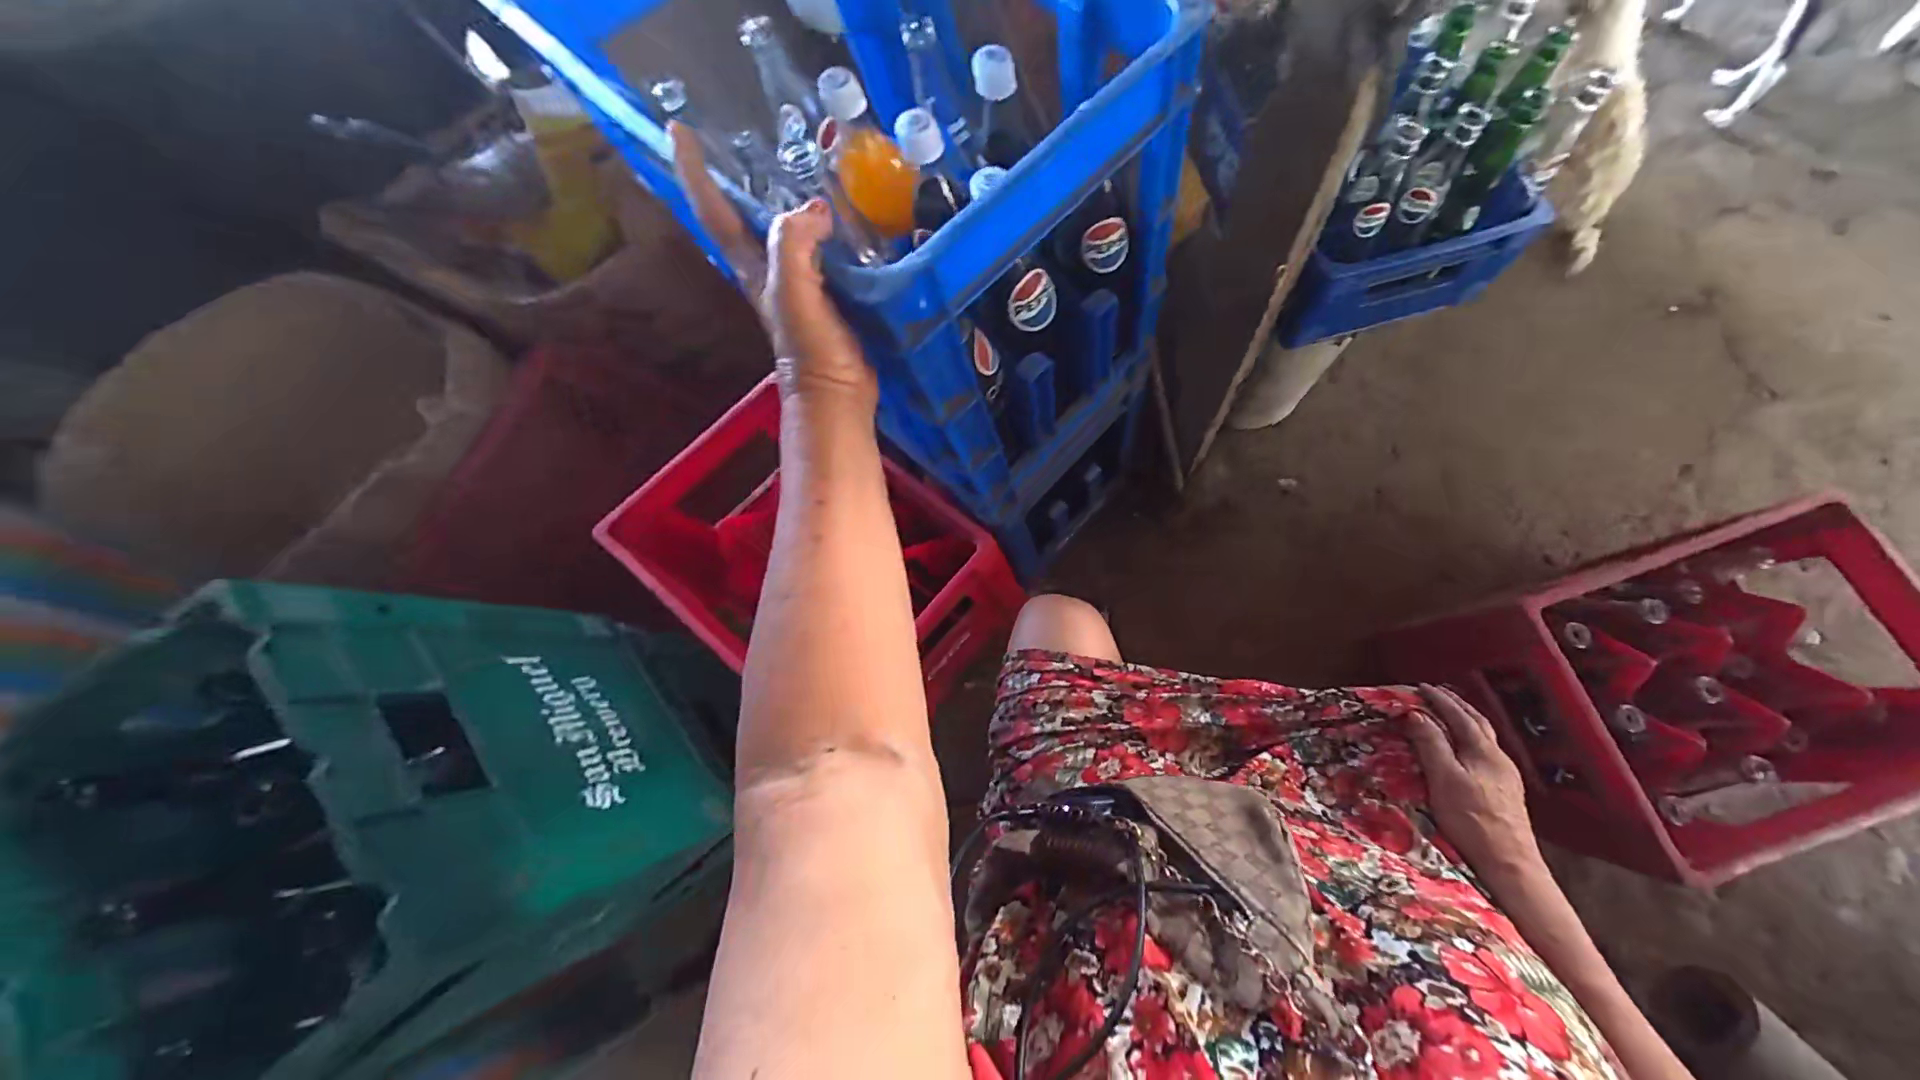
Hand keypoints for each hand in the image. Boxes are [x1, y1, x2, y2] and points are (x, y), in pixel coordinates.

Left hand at [669, 122, 875, 406]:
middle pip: (743, 215)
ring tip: (802, 162)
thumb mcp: (794, 295)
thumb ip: (793, 247)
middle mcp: (769, 271)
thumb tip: (813, 210)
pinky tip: (843, 216)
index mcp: (753, 268)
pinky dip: (826, 226)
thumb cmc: (812, 352)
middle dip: (736, 176)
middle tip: (746, 136)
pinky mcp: (829, 294)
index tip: (680, 129)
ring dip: (785, 197)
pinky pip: (821, 248)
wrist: (837, 397)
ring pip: (785, 229)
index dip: (695, 172)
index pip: (715, 212)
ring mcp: (799, 284)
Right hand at [1406, 684, 1546, 884]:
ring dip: (1465, 720)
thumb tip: (1417, 714)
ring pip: (1484, 737)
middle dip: (1456, 704)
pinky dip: (1470, 737)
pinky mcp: (1505, 790)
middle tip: (1436, 693)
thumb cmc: (1471, 818)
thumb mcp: (1444, 778)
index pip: (1460, 716)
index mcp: (1484, 752)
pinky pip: (1485, 751)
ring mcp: (1505, 775)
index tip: (1421, 687)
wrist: (1508, 861)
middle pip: (1478, 723)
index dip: (1440, 700)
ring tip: (1448, 712)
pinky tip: (1464, 746)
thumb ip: (1431, 745)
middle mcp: (1498, 758)